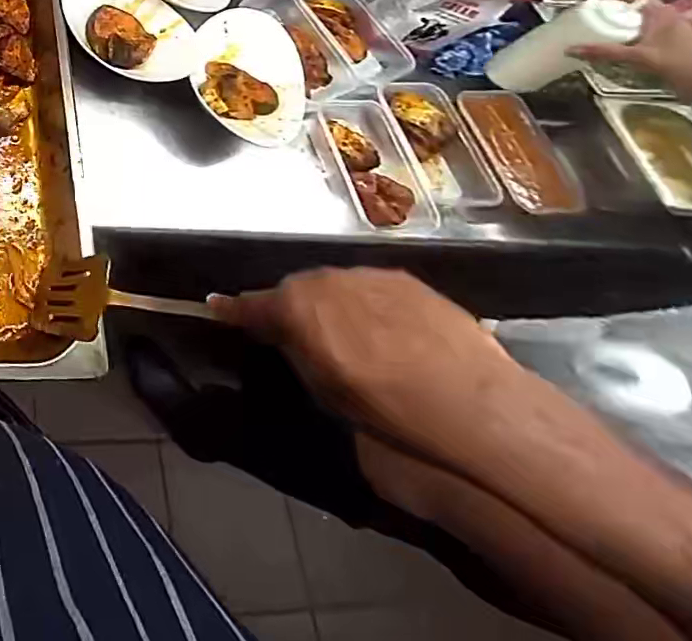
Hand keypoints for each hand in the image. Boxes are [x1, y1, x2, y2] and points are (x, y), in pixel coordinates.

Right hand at [209, 267, 523, 454]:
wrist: (473, 411)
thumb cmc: (384, 416)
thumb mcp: (321, 393)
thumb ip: (293, 353)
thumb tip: (283, 340)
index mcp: (295, 306)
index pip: (253, 304)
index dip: (235, 310)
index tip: (218, 309)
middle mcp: (326, 279)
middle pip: (296, 289)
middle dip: (292, 308)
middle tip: (297, 337)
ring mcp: (369, 276)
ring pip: (335, 284)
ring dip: (332, 303)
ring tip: (349, 337)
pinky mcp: (408, 280)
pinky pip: (372, 287)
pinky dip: (368, 303)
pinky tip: (387, 331)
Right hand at [567, 0, 691, 98]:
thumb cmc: (676, 64)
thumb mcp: (637, 57)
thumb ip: (604, 52)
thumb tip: (570, 49)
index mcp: (662, 14)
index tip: (597, 0)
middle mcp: (670, 18)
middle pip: (641, 7)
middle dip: (618, 10)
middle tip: (596, 17)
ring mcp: (676, 31)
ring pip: (646, 20)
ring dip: (627, 23)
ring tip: (605, 32)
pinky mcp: (677, 44)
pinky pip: (651, 33)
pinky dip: (635, 35)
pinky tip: (624, 47)